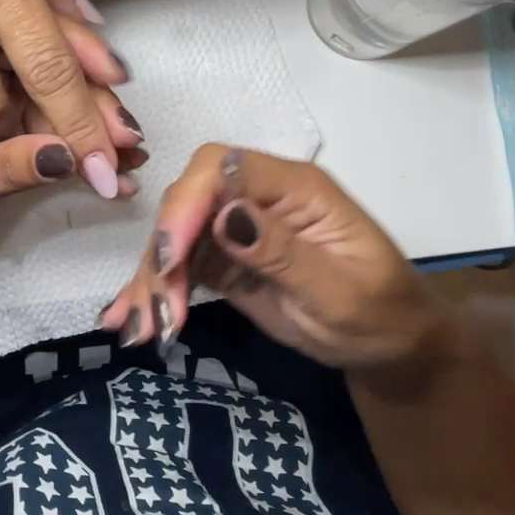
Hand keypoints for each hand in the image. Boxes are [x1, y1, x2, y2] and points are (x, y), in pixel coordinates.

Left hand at [0, 78, 147, 274]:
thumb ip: (7, 168)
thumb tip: (67, 155)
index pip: (20, 64)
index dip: (72, 92)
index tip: (110, 129)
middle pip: (44, 73)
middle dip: (92, 107)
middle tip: (132, 140)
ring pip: (53, 97)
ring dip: (94, 126)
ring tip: (135, 154)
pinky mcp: (5, 119)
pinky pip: (48, 121)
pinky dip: (81, 143)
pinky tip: (119, 162)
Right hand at [99, 144, 450, 369]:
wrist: (388, 346)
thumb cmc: (380, 315)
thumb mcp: (340, 292)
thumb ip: (282, 252)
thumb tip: (226, 214)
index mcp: (294, 188)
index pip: (222, 167)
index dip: (187, 202)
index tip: (172, 256)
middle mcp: (256, 197)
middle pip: (186, 201)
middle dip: (164, 252)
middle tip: (160, 309)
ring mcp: (233, 226)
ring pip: (173, 237)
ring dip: (152, 279)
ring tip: (141, 328)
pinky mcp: (220, 257)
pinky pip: (177, 267)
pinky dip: (152, 290)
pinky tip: (127, 319)